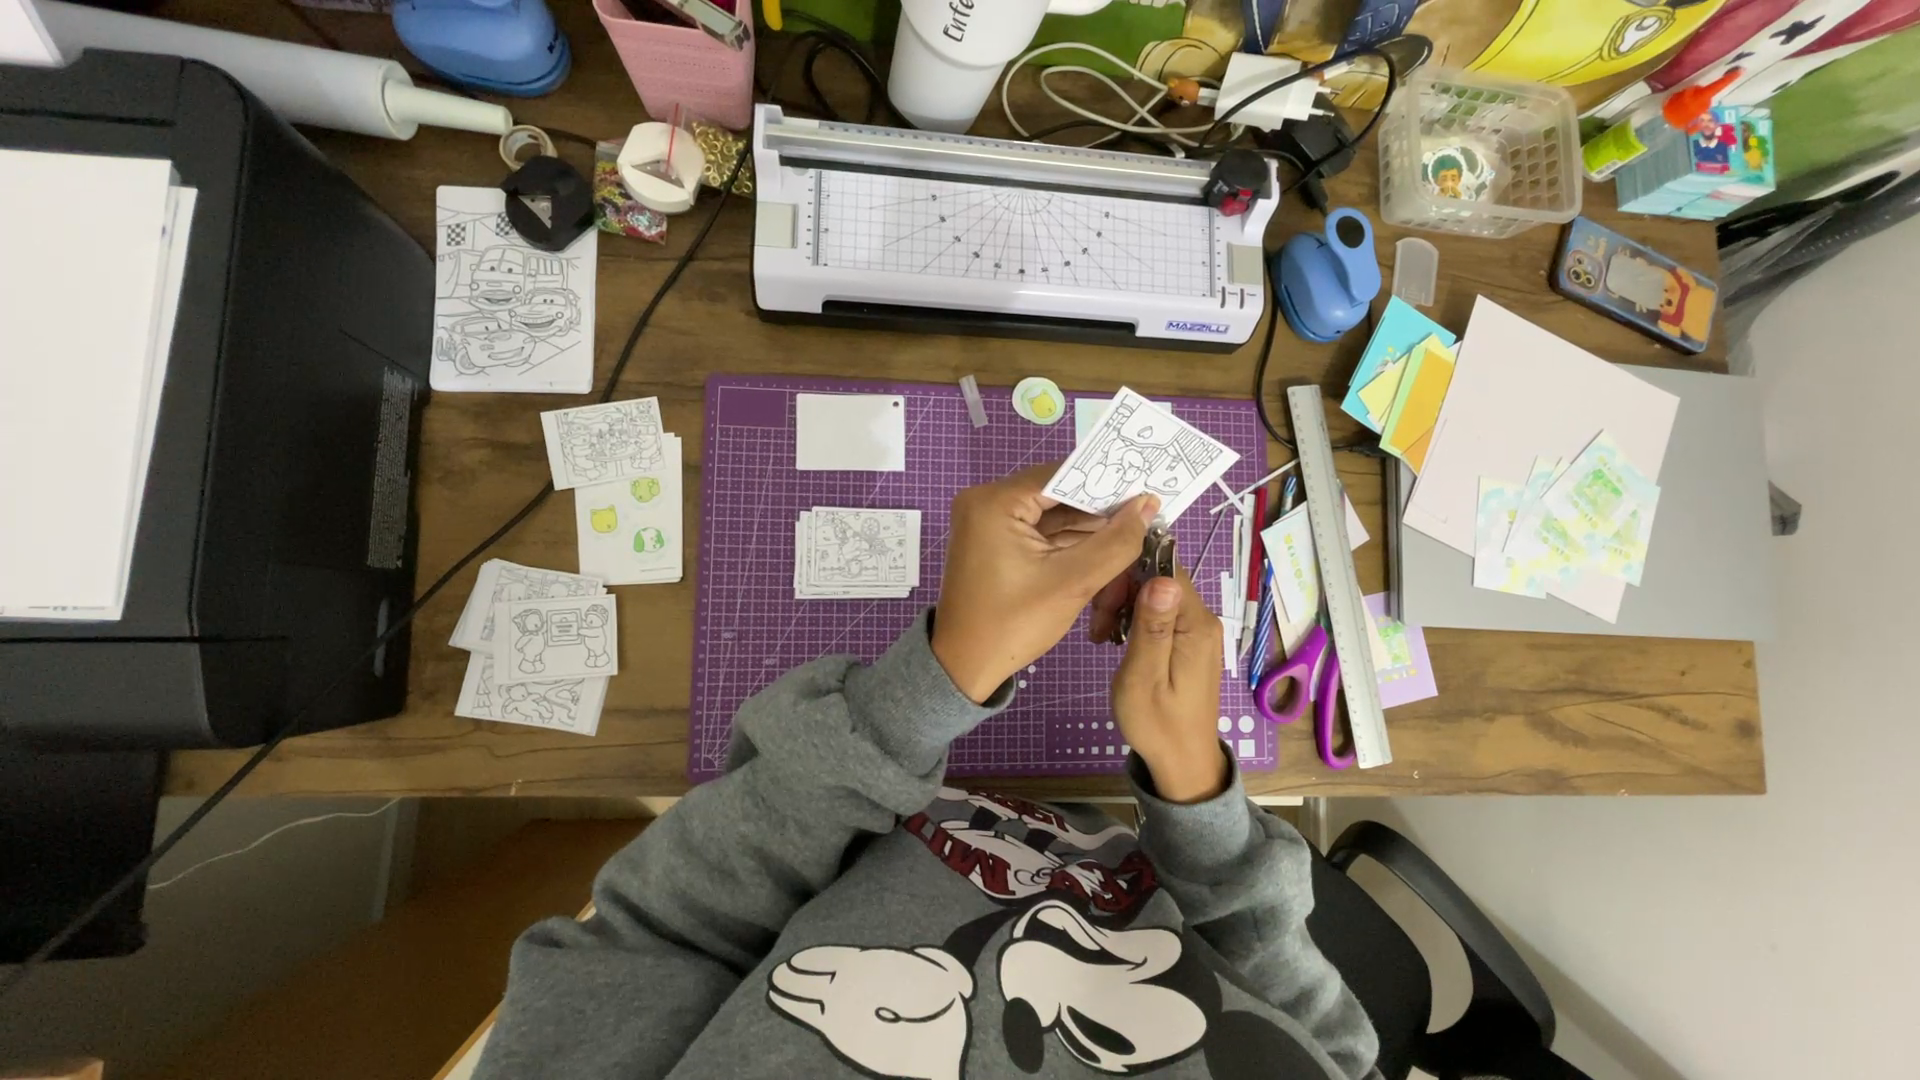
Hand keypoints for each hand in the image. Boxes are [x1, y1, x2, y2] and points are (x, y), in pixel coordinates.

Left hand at [932, 464, 1157, 702]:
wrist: (964, 666)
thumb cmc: (1013, 625)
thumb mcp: (1072, 582)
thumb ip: (1116, 542)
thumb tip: (1148, 505)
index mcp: (995, 501)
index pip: (1062, 475)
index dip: (1107, 482)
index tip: (1147, 489)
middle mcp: (985, 500)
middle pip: (1057, 493)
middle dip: (1099, 508)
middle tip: (1146, 514)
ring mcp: (987, 520)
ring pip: (1050, 512)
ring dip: (1087, 525)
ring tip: (1132, 532)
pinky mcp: (993, 540)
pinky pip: (1038, 529)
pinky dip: (1068, 539)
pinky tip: (1103, 547)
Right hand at [1112, 573, 1228, 802]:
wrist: (1181, 762)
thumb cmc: (1157, 724)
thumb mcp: (1144, 676)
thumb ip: (1152, 627)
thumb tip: (1161, 578)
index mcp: (1195, 624)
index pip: (1163, 568)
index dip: (1128, 574)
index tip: (1102, 603)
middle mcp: (1203, 619)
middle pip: (1159, 577)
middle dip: (1122, 590)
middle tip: (1098, 628)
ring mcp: (1197, 630)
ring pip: (1156, 593)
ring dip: (1124, 605)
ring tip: (1103, 636)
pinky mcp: (1188, 641)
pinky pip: (1159, 611)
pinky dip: (1134, 618)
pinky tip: (1117, 640)